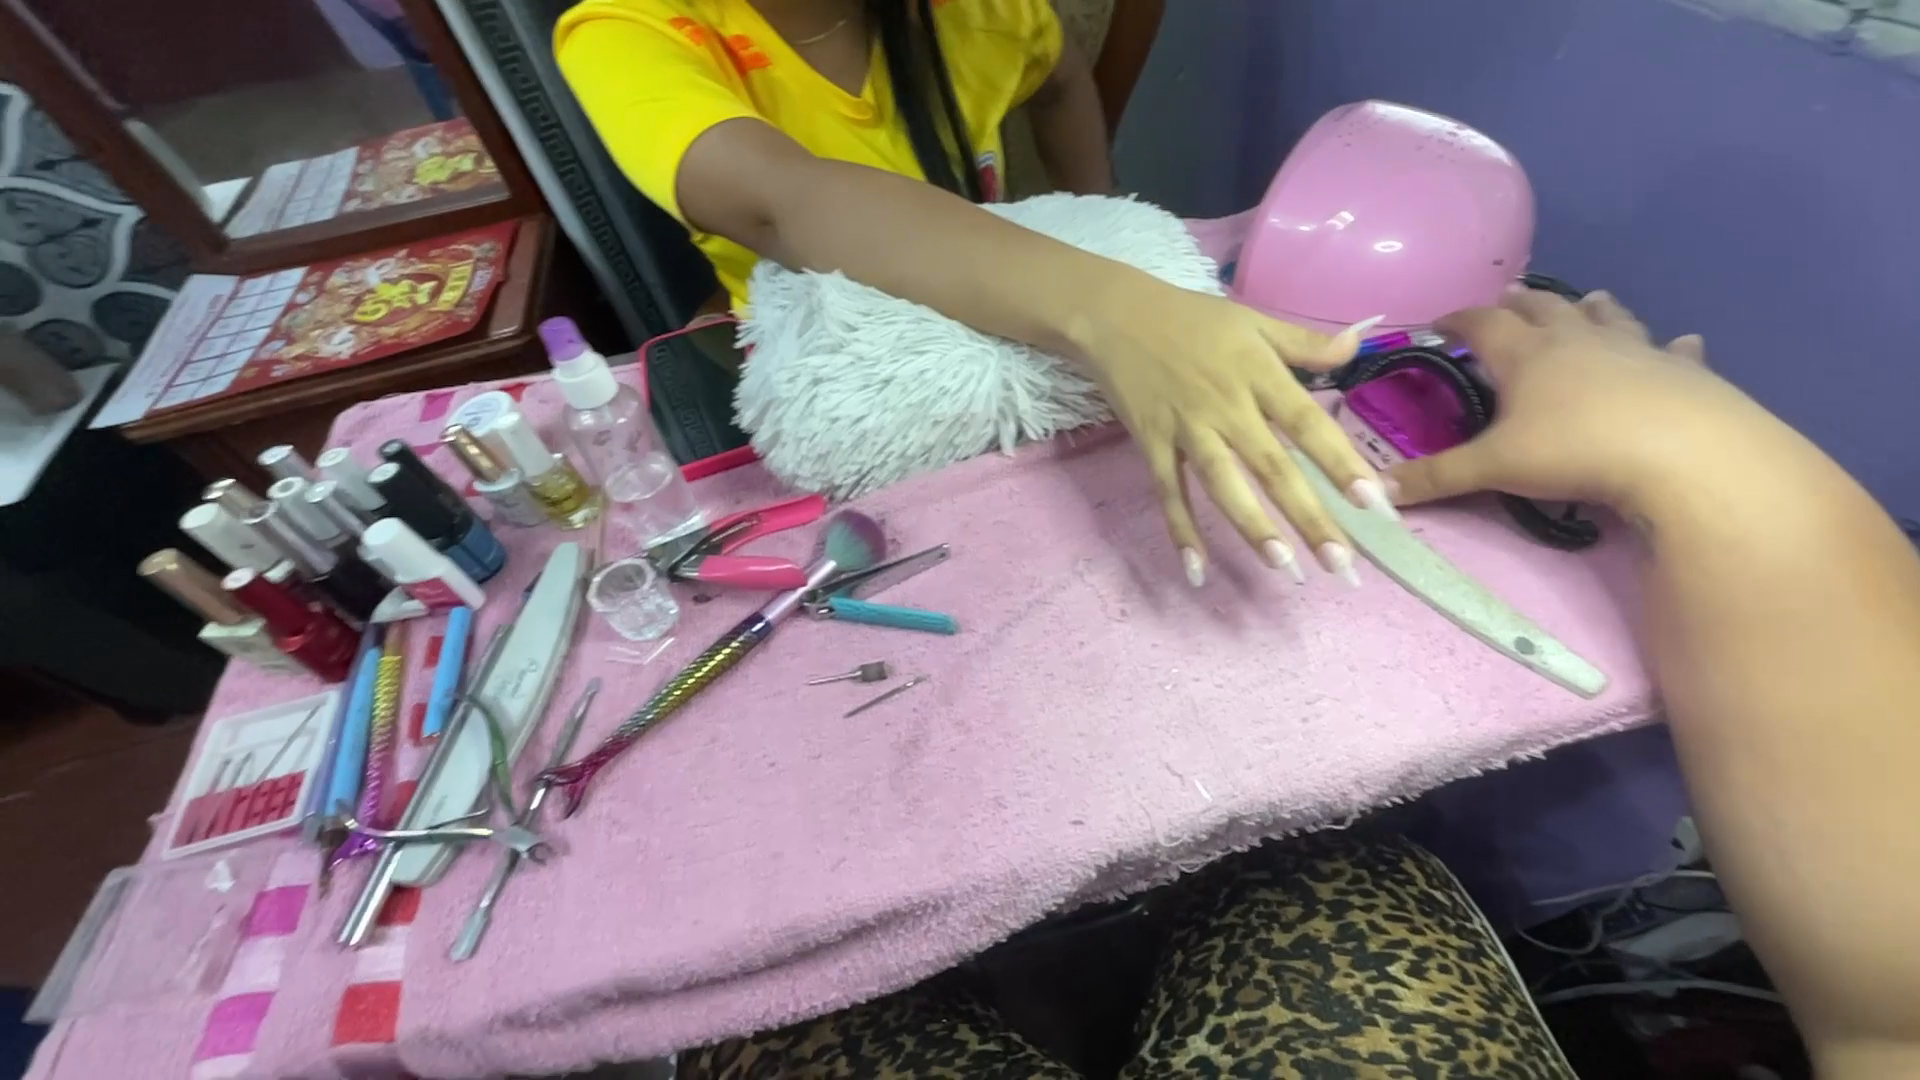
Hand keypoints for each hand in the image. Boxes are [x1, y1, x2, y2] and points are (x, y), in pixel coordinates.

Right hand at [1080, 280, 1392, 586]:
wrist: (1117, 317)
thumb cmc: (1190, 319)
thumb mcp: (1253, 319)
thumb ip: (1304, 341)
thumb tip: (1357, 348)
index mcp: (1258, 375)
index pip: (1309, 424)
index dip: (1342, 464)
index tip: (1374, 504)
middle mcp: (1226, 408)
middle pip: (1272, 467)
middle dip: (1308, 516)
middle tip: (1341, 563)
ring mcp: (1186, 430)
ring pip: (1222, 484)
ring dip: (1252, 527)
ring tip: (1283, 567)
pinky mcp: (1152, 445)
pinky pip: (1168, 492)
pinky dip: (1180, 529)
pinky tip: (1196, 569)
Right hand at [1388, 288, 1763, 511]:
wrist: (1689, 458)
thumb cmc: (1575, 452)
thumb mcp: (1491, 469)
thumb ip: (1434, 478)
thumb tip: (1376, 491)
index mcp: (1526, 356)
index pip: (1482, 325)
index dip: (1458, 320)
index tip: (1439, 322)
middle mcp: (1578, 342)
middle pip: (1543, 308)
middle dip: (1519, 303)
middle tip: (1505, 300)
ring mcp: (1636, 351)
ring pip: (1607, 318)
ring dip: (1590, 308)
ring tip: (1586, 300)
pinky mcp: (1684, 372)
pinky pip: (1673, 350)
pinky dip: (1668, 346)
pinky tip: (1679, 343)